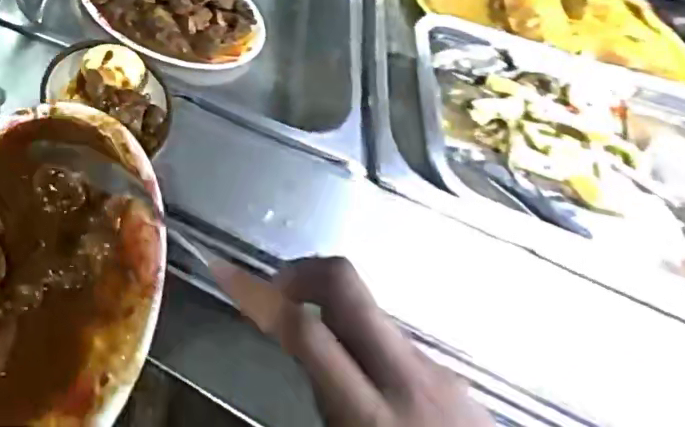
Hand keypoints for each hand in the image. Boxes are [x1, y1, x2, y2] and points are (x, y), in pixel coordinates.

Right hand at [212, 256, 492, 426]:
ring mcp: (440, 373)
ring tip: (321, 350)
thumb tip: (304, 354)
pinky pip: (396, 341)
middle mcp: (409, 381)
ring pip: (370, 311)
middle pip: (344, 283)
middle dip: (301, 271)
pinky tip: (366, 380)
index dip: (259, 296)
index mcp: (374, 414)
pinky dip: (367, 343)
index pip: (305, 330)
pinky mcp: (458, 380)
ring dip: (335, 313)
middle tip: (276, 290)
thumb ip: (323, 401)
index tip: (226, 273)